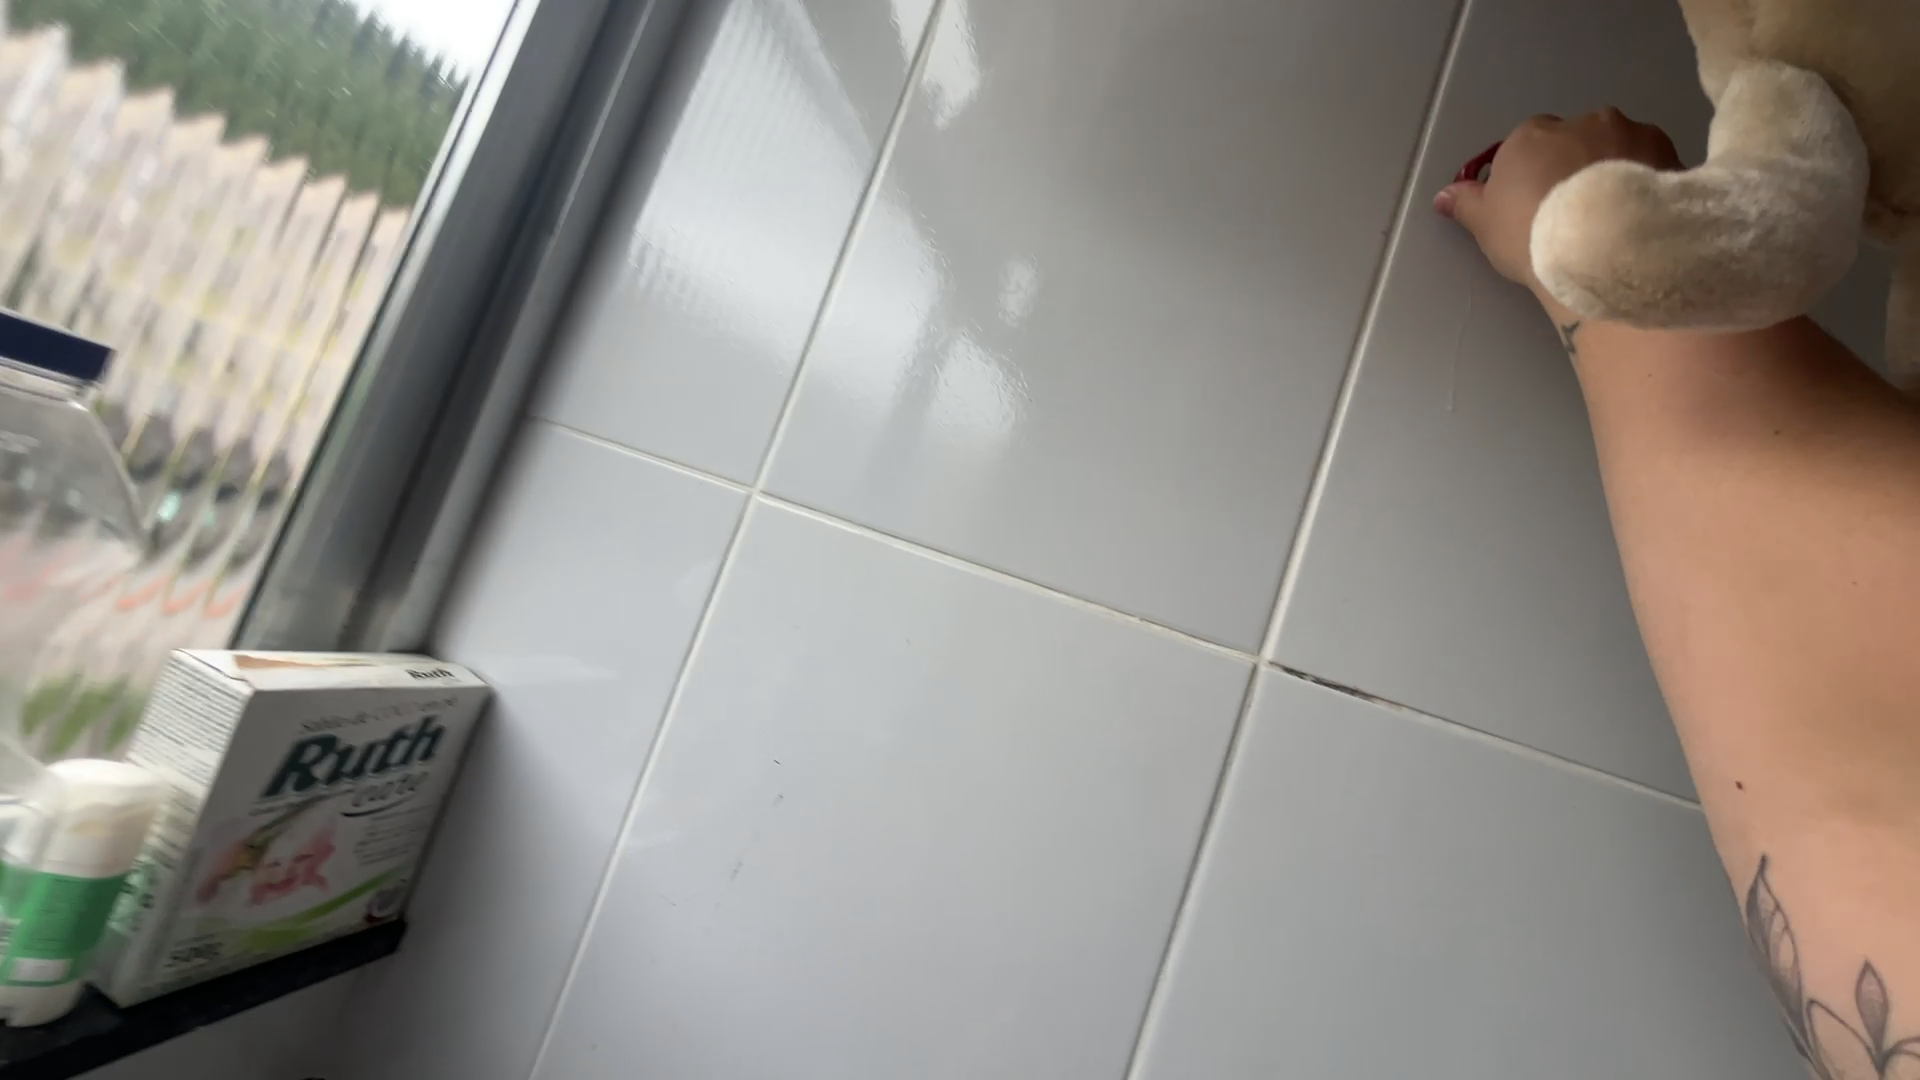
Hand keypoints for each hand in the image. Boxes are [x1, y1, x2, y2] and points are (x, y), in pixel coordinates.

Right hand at [1435, 108, 1681, 302]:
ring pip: (1610, 147)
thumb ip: (1464, 203)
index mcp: (1531, 134)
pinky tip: (1625, 213)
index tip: (1520, 204)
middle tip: (1559, 210)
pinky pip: (1643, 162)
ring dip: (1603, 170)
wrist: (1599, 247)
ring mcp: (1630, 130)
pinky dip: (1635, 179)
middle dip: (1566, 165)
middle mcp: (1582, 121)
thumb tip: (1445, 195)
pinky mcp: (1668, 149)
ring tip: (1597, 215)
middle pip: (1569, 140)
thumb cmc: (1528, 231)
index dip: (1520, 173)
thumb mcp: (1482, 224)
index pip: (1522, 145)